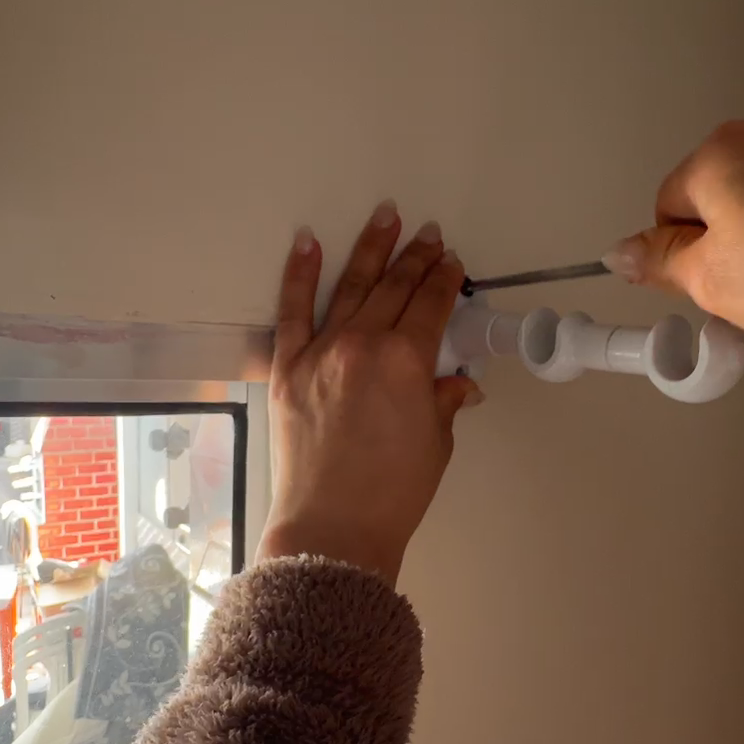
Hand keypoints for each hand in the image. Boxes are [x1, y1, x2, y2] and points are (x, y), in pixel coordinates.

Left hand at [259, 202, 481, 584]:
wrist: (333, 527)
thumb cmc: (393, 492)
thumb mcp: (435, 443)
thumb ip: (443, 400)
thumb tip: (456, 383)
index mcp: (407, 361)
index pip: (431, 304)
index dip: (445, 280)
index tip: (451, 263)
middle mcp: (363, 344)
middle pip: (395, 287)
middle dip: (416, 257)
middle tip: (428, 235)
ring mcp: (320, 353)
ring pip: (350, 287)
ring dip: (371, 250)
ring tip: (385, 216)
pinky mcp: (286, 368)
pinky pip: (292, 312)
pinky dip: (299, 274)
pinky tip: (309, 243)